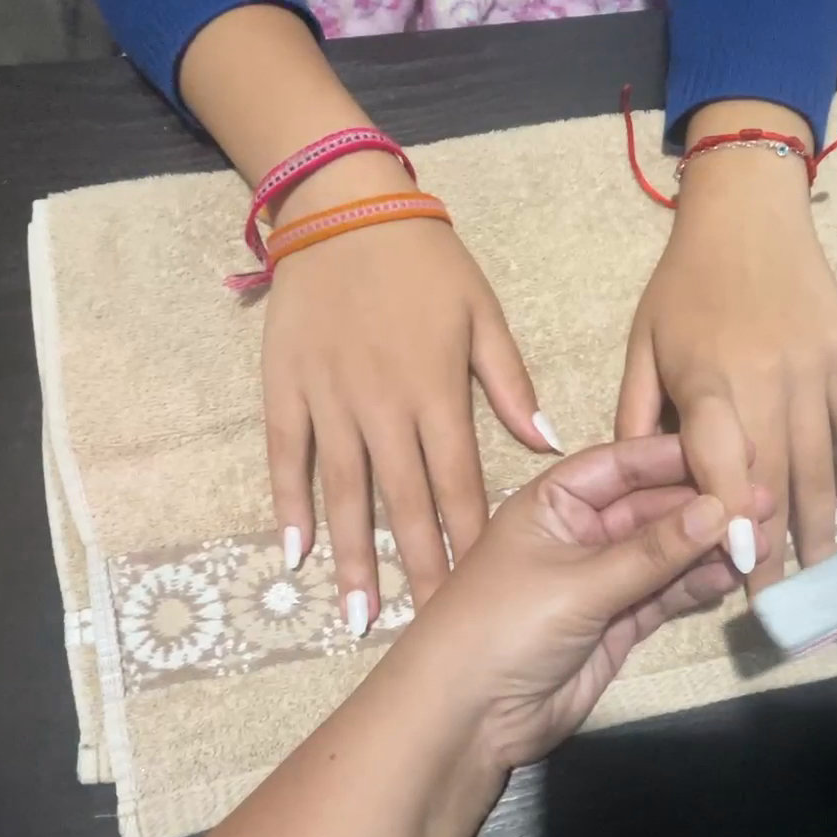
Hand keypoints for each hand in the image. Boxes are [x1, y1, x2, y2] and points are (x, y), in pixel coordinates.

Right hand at [178, 3, 558, 632]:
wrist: (344, 208)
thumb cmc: (426, 263)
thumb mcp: (484, 314)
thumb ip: (513, 383)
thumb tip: (550, 442)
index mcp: (439, 395)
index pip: (460, 484)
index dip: (470, 541)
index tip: (479, 591)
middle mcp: (385, 410)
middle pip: (405, 505)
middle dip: (418, 568)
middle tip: (425, 628)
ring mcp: (330, 404)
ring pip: (345, 493)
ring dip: (353, 557)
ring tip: (358, 615)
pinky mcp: (286, 391)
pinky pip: (287, 457)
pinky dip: (288, 504)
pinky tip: (294, 551)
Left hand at [386, 436, 773, 768]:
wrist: (467, 716)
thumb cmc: (507, 624)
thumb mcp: (578, 581)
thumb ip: (652, 552)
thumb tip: (721, 511)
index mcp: (554, 502)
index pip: (621, 465)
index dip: (674, 457)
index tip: (731, 450)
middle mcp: (580, 532)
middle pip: (650, 508)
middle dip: (701, 507)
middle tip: (761, 502)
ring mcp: (601, 579)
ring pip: (663, 553)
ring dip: (706, 548)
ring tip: (759, 539)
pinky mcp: (617, 622)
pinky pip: (663, 594)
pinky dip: (695, 586)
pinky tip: (730, 576)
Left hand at [617, 101, 836, 595]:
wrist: (750, 211)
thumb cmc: (683, 284)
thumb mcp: (642, 344)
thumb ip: (638, 412)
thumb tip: (635, 476)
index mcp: (707, 380)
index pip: (720, 460)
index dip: (731, 516)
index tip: (741, 567)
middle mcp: (766, 381)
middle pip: (774, 476)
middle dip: (776, 543)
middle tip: (776, 597)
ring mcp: (814, 369)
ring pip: (820, 461)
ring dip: (821, 521)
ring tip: (819, 569)